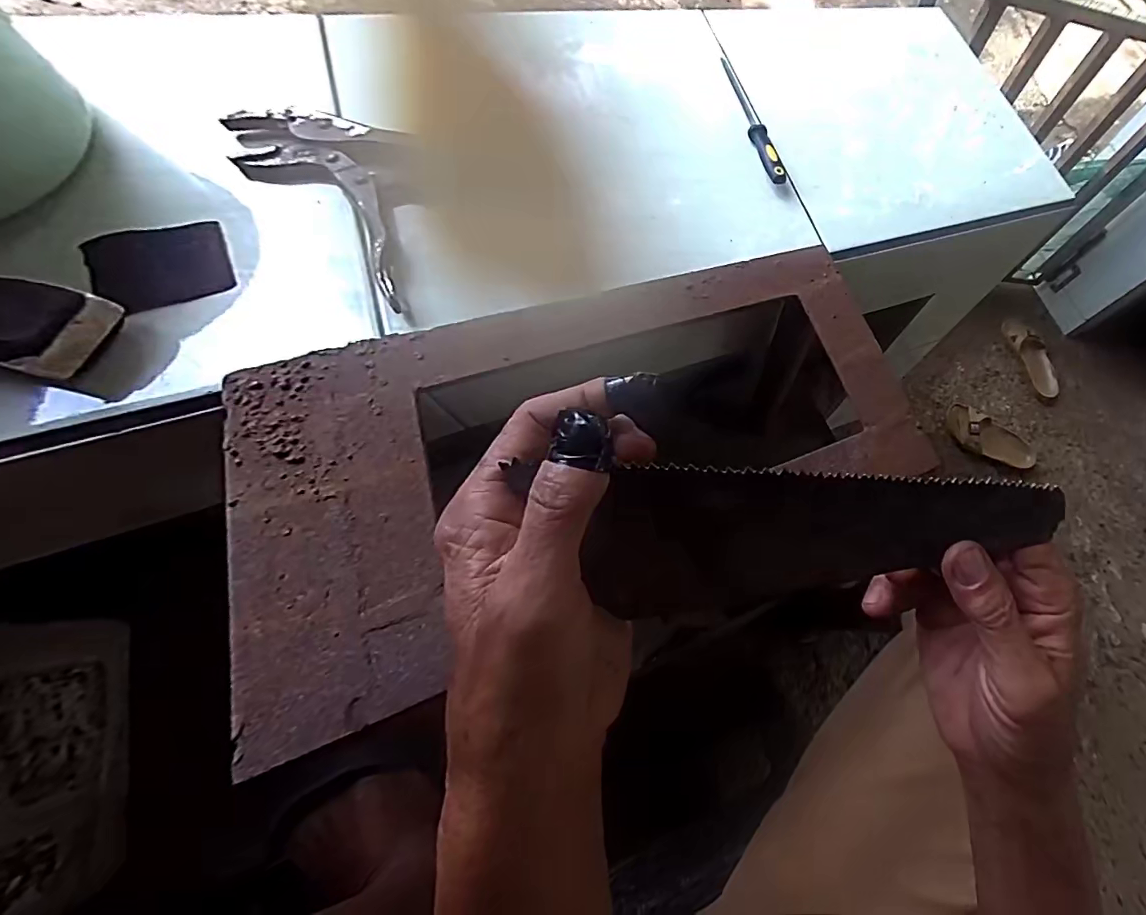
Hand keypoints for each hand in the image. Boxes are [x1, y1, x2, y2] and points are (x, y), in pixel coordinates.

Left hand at [433, 380, 656, 764]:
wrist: (544, 748)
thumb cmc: (520, 672)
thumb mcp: (532, 588)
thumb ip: (556, 510)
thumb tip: (586, 438)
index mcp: (484, 512)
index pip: (525, 430)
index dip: (572, 405)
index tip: (625, 397)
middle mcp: (515, 516)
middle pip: (557, 446)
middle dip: (601, 430)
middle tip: (648, 442)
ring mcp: (554, 539)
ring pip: (587, 475)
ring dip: (620, 457)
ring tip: (658, 457)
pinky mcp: (588, 563)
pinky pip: (611, 511)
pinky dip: (634, 491)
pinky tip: (661, 489)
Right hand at [862, 541, 1084, 785]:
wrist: (996, 769)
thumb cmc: (1031, 727)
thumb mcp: (1021, 675)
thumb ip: (995, 614)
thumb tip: (963, 552)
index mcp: (1044, 590)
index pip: (1019, 535)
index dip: (984, 517)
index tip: (943, 509)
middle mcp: (1007, 581)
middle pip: (968, 537)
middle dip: (930, 534)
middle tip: (896, 540)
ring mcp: (969, 593)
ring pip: (933, 555)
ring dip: (902, 565)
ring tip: (882, 590)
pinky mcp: (936, 608)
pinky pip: (911, 583)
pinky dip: (890, 587)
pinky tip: (876, 603)